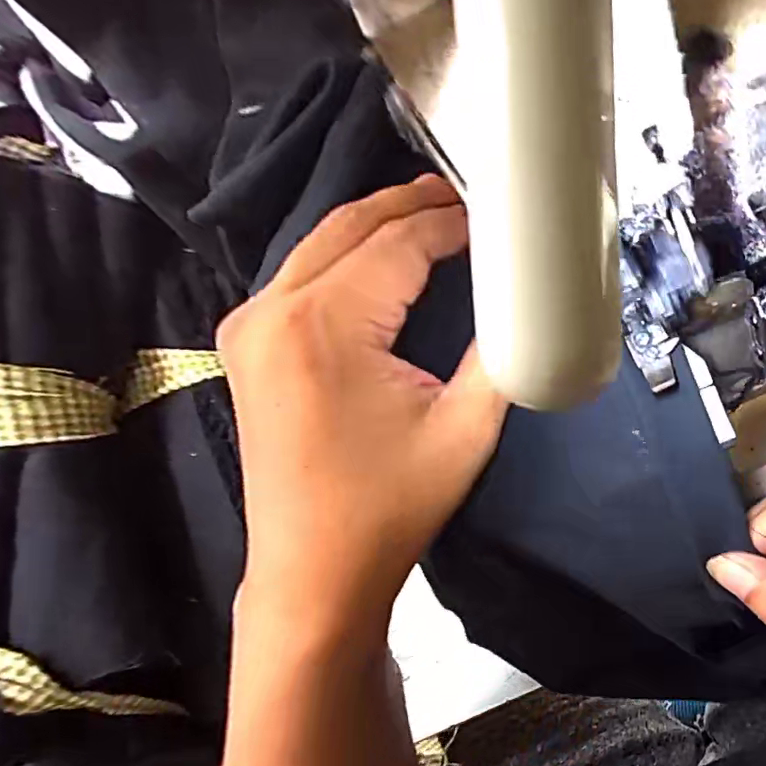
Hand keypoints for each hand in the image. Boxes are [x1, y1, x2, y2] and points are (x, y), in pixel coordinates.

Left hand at [219, 176, 507, 642]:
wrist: (315, 570)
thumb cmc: (392, 504)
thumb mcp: (467, 428)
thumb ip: (498, 356)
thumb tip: (516, 308)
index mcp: (324, 325)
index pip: (395, 246)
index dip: (449, 224)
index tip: (491, 215)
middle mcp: (272, 310)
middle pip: (348, 228)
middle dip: (409, 205)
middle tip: (463, 194)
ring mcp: (250, 327)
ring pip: (320, 245)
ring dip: (378, 225)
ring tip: (431, 215)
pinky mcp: (250, 348)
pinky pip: (304, 275)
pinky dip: (349, 256)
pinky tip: (385, 259)